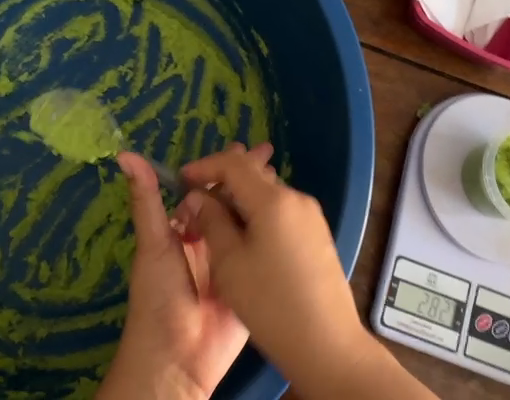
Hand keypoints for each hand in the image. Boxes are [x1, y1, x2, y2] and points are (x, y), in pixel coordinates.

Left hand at [96, 146, 270, 399]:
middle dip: (247, 179)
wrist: (178, 356)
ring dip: (263, 199)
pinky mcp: (251, 282)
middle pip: (231, 203)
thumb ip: (147, 199)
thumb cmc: (159, 295)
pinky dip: (275, 232)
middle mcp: (209, 242)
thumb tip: (125, 154)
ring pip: (249, 223)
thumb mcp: (153, 243)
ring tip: (280, 176)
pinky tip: (291, 212)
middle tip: (267, 153)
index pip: (205, 191)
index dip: (222, 169)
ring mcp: (233, 262)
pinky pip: (263, 252)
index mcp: (184, 231)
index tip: (241, 147)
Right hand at [175, 147, 370, 388]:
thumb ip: (211, 222)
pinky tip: (245, 242)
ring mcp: (311, 216)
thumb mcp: (230, 264)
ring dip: (239, 202)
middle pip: (252, 175)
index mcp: (274, 200)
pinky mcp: (318, 235)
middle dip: (221, 185)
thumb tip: (199, 197)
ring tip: (216, 227)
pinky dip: (257, 216)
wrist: (328, 345)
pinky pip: (280, 212)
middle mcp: (296, 198)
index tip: (181, 180)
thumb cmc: (271, 305)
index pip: (234, 163)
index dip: (204, 166)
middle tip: (196, 208)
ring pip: (266, 195)